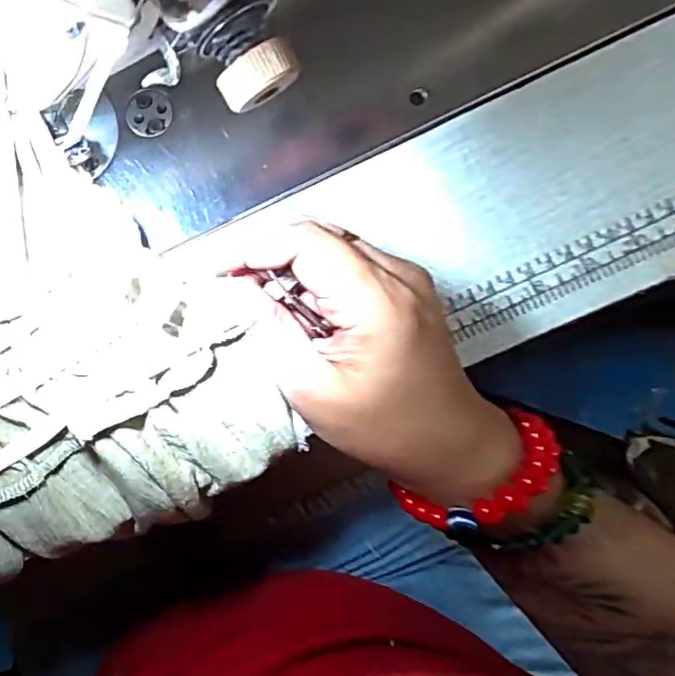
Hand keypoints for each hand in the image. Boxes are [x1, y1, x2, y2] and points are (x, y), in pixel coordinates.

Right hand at [218, 220, 520, 505]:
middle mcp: (397, 275)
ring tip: (272, 307)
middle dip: (270, 255)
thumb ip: (273, 331)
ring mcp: (406, 277)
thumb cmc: (382, 426)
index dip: (257, 249)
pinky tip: (307, 313)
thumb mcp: (312, 389)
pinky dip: (318, 277)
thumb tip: (241, 291)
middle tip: (238, 288)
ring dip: (294, 267)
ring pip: (333, 244)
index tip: (225, 273)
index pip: (306, 240)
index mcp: (376, 299)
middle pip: (319, 233)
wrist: (449, 442)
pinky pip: (351, 262)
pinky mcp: (407, 287)